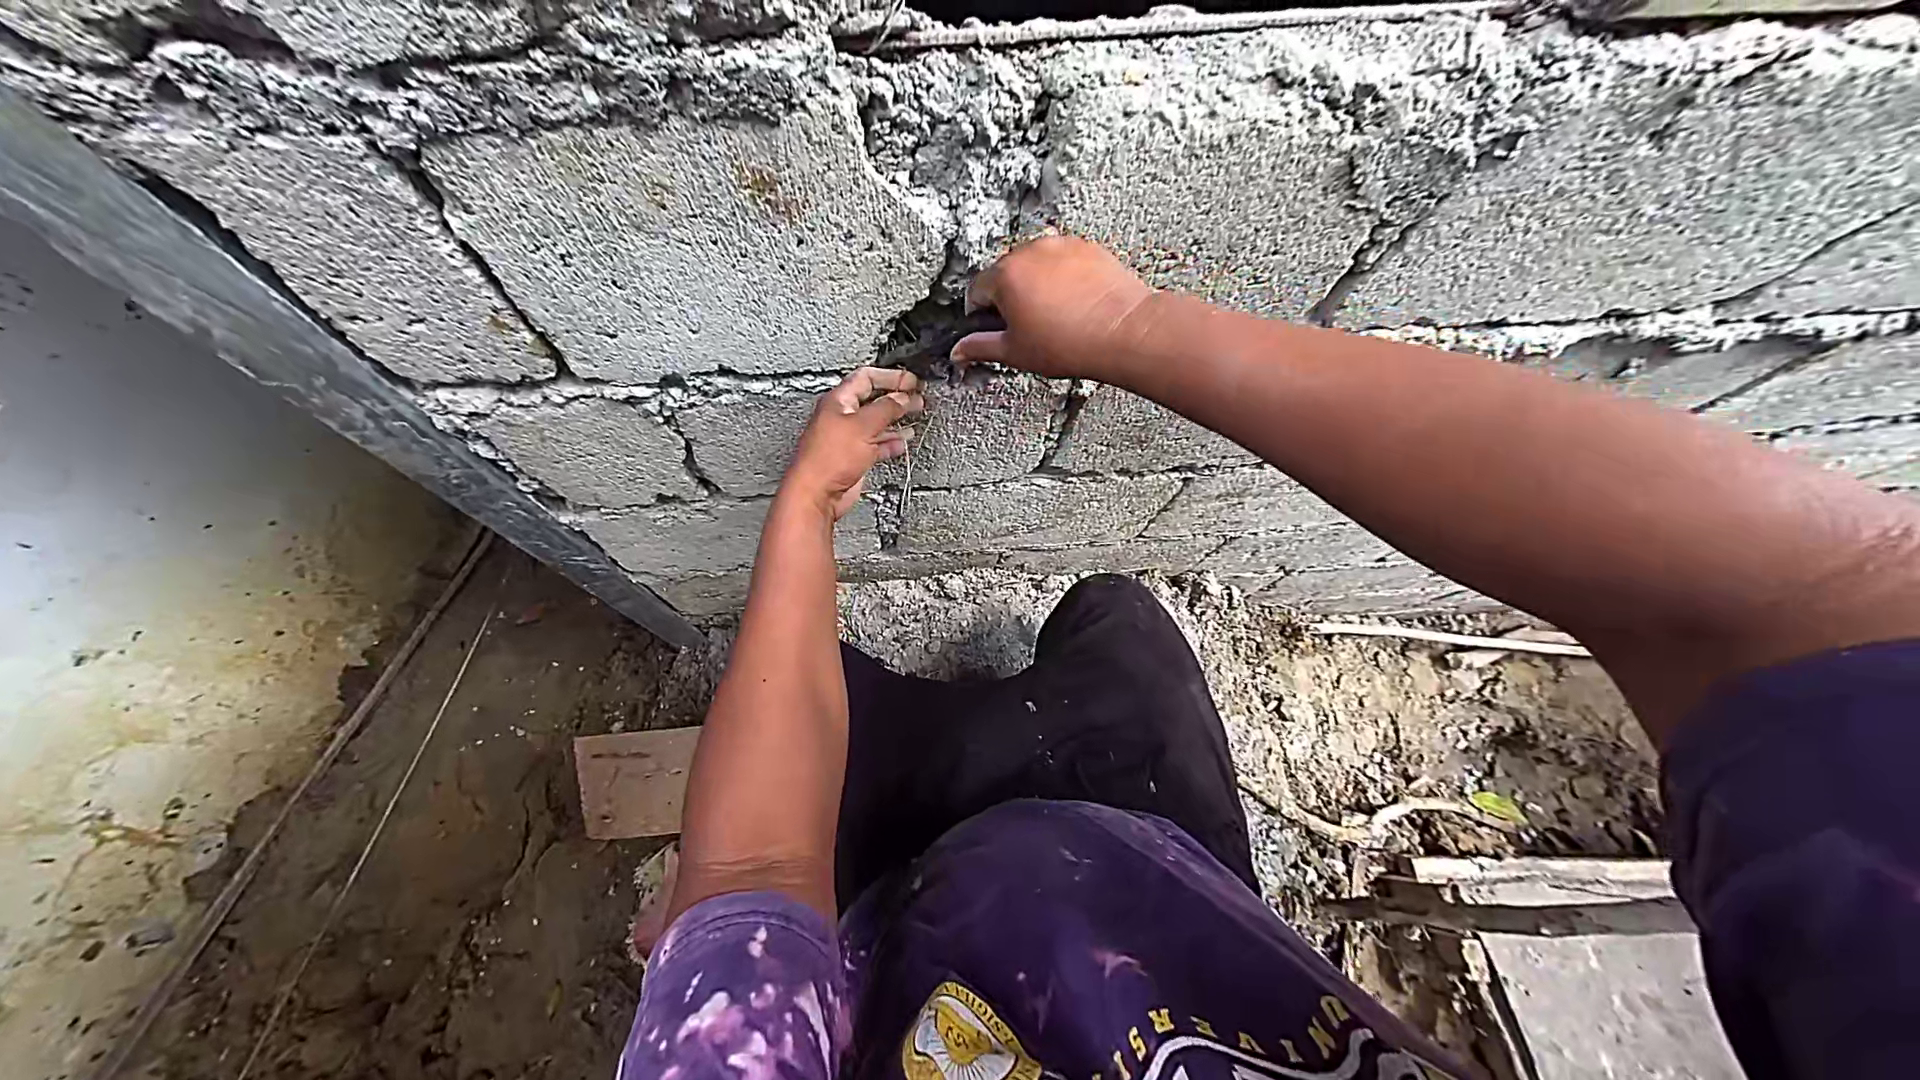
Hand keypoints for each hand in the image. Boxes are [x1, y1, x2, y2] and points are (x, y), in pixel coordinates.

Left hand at [781, 367, 922, 519]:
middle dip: (897, 397)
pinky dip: (890, 443)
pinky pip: (876, 445)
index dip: (890, 377)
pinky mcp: (854, 457)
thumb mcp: (863, 426)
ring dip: (896, 419)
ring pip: (877, 423)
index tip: (911, 381)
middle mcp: (842, 417)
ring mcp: (848, 438)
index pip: (867, 378)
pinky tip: (901, 443)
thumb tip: (902, 398)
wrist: (818, 494)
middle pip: (874, 400)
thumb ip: (886, 409)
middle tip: (916, 397)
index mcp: (839, 401)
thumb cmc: (827, 460)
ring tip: (914, 415)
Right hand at [951, 235, 1157, 379]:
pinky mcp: (1086, 247)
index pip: (976, 291)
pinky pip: (1063, 261)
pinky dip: (1063, 279)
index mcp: (1005, 274)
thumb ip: (980, 347)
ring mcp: (1060, 245)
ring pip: (1035, 266)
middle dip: (1011, 299)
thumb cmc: (1071, 343)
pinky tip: (1073, 304)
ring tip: (1055, 317)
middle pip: (1006, 274)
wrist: (1122, 331)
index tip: (995, 329)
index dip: (982, 316)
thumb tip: (959, 351)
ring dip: (1037, 286)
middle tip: (1028, 328)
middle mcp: (1030, 251)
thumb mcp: (1015, 352)